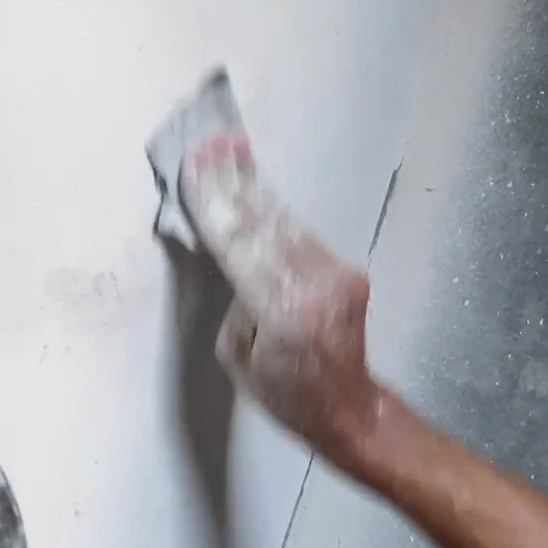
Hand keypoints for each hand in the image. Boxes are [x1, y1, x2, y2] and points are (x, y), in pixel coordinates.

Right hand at [180, 132, 380, 460]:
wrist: (348, 405)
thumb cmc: (287, 395)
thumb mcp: (239, 357)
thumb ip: (237, 300)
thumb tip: (239, 256)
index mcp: (285, 311)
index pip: (239, 244)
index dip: (215, 201)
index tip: (197, 163)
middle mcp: (317, 285)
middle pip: (265, 222)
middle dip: (235, 181)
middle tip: (214, 141)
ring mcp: (339, 275)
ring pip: (286, 223)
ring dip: (256, 189)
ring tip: (233, 151)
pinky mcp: (349, 271)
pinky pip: (302, 237)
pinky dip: (275, 215)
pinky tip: (258, 191)